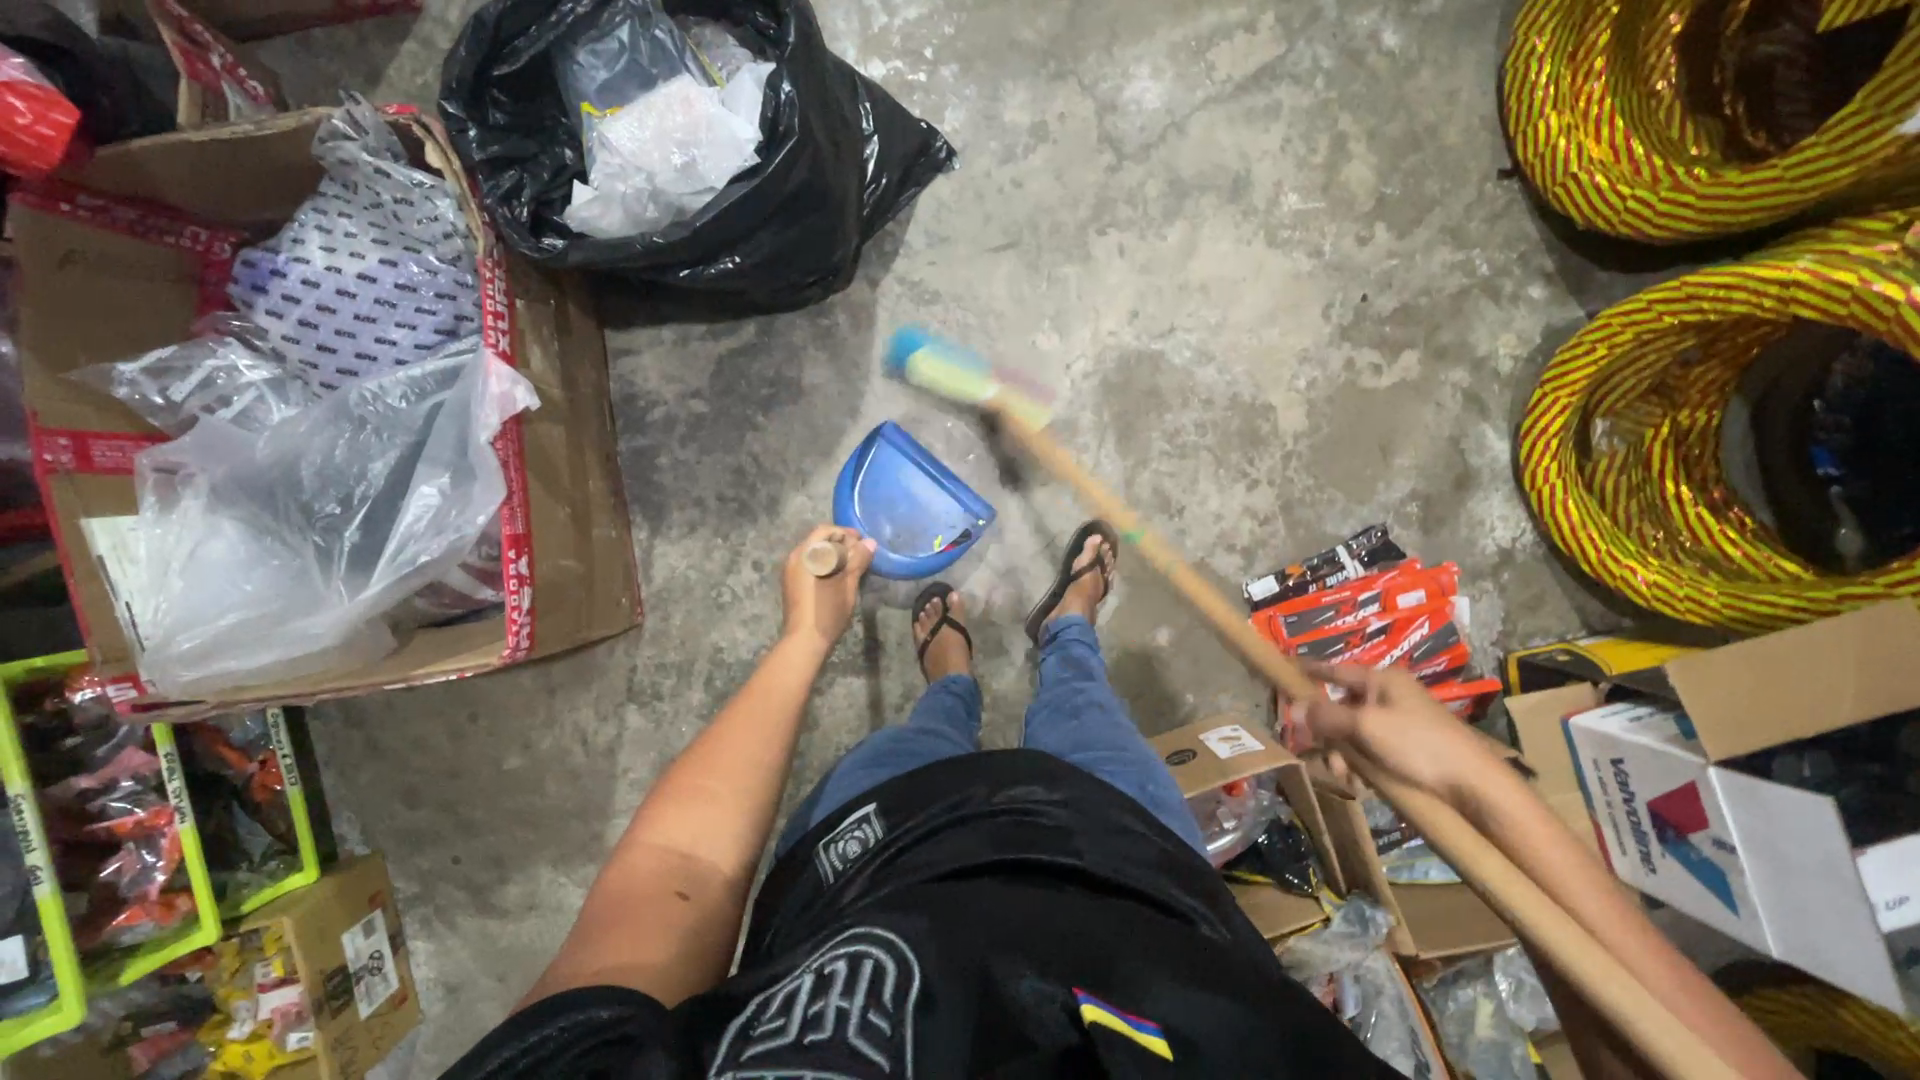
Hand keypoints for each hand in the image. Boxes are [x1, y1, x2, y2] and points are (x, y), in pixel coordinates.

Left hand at [780, 526, 876, 651]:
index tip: (862, 542)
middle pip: (818, 540)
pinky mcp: (793, 583)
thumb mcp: (847, 584)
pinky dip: (826, 564)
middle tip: (860, 553)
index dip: (845, 533)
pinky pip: (810, 564)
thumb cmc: (826, 612)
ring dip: (834, 554)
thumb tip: (870, 543)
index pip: (824, 531)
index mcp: (804, 555)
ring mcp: (791, 572)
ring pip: (815, 553)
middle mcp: (794, 558)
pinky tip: (839, 576)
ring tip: (853, 565)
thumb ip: (857, 560)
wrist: (804, 642)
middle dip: (840, 543)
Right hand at [1290, 661, 1508, 805]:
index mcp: (1382, 680)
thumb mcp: (1366, 726)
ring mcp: (1398, 722)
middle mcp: (1388, 695)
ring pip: (1352, 732)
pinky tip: (1359, 782)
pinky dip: (1360, 763)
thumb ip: (1327, 716)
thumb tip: (1295, 708)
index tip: (1285, 669)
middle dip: (1327, 733)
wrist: (1473, 783)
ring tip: (1344, 776)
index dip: (1309, 670)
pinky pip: (1369, 749)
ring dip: (1342, 754)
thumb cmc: (1418, 744)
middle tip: (1317, 754)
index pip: (1335, 670)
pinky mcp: (1406, 747)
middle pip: (1340, 707)